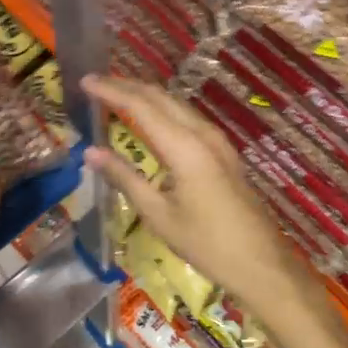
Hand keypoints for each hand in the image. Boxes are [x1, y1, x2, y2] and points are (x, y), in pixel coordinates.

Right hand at [84, 76, 309, 299]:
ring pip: (175, 104)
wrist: (263, 265)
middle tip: (95, 83)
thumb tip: (91, 152)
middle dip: (126, 86)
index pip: (140, 106)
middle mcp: (202, 134)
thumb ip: (124, 177)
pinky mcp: (223, 152)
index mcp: (184, 147)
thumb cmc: (206, 244)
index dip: (111, 91)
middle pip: (159, 97)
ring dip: (144, 96)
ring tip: (115, 95)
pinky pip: (187, 117)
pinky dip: (161, 109)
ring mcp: (217, 141)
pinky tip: (149, 119)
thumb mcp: (158, 215)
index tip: (85, 81)